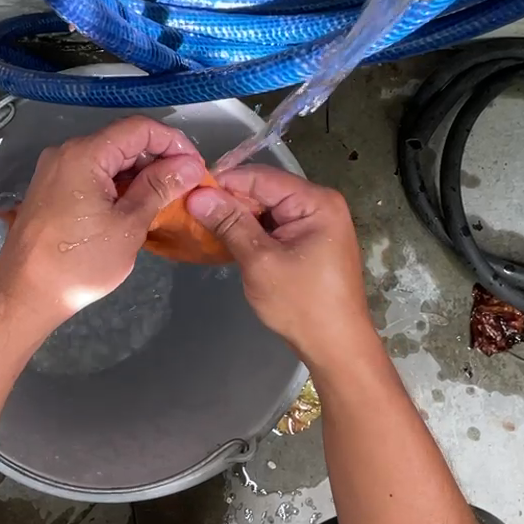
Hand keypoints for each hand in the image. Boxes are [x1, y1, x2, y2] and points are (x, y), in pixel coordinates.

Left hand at [0, 116, 205, 332]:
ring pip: (108, 159)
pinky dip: (118, 185)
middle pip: (122, 141)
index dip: (173, 142)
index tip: (196, 168)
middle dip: (158, 159)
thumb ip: (160, 188)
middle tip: (185, 187)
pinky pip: (92, 175)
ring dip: (139, 174)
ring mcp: (56, 171)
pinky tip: (135, 206)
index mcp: (84, 154)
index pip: (139, 128)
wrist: (24, 294)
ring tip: (166, 199)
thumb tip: (191, 166)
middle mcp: (66, 152)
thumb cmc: (79, 263)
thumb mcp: (128, 225)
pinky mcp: (52, 189)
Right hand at [185, 166, 374, 359]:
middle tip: (189, 213)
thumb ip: (229, 223)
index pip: (260, 177)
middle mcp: (319, 204)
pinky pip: (273, 226)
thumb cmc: (301, 304)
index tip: (187, 193)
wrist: (336, 346)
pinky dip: (250, 231)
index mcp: (315, 201)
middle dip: (228, 201)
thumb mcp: (260, 261)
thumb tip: (196, 195)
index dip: (222, 182)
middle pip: (264, 190)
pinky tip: (224, 240)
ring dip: (236, 217)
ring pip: (265, 209)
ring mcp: (315, 223)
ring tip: (200, 225)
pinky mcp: (308, 241)